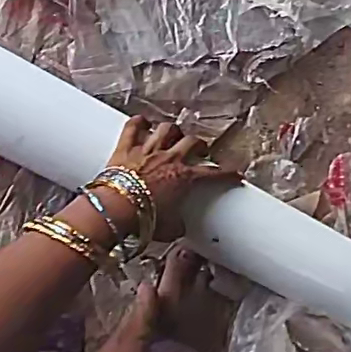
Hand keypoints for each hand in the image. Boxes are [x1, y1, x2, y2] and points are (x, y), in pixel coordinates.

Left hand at [98, 115, 236, 240]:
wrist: (115, 211)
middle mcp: (169, 158)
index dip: (228, 174)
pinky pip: (133, 126)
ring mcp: (147, 150)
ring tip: (173, 135)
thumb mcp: (168, 229)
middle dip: (199, 144)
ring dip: (172, 131)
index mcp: (184, 178)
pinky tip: (142, 122)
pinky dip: (139, 122)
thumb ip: (177, 225)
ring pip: (166, 128)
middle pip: (192, 141)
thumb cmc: (143, 221)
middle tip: (200, 150)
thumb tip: (179, 227)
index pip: (213, 173)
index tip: (236, 174)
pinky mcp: (126, 147)